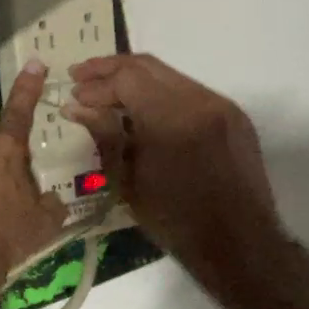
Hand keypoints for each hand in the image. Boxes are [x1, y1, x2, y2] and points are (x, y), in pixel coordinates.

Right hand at [64, 55, 284, 286]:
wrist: (238, 242)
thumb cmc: (173, 217)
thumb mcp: (126, 179)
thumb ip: (104, 134)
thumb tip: (75, 106)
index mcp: (172, 119)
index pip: (126, 78)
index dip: (94, 83)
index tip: (71, 96)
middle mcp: (201, 103)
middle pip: (148, 66)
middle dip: (109, 69)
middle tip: (79, 77)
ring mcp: (221, 107)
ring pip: (169, 75)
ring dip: (134, 80)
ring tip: (105, 94)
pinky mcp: (232, 117)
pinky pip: (187, 91)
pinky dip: (157, 93)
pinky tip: (139, 110)